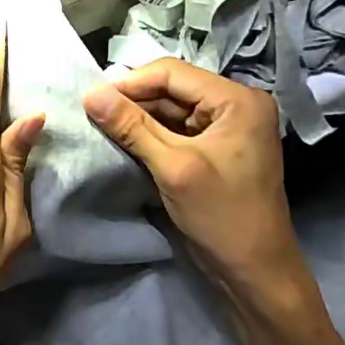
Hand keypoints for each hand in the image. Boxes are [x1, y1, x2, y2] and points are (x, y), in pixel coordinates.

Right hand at [83, 58, 300, 300]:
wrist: (254, 271)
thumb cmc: (221, 215)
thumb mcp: (173, 167)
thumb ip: (131, 127)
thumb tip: (90, 94)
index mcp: (237, 100)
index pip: (174, 73)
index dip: (130, 82)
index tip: (91, 97)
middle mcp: (236, 105)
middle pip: (173, 89)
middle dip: (133, 100)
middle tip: (92, 112)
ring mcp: (227, 128)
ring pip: (172, 110)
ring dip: (139, 118)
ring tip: (101, 125)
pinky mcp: (216, 149)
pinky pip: (177, 130)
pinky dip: (151, 134)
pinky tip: (124, 140)